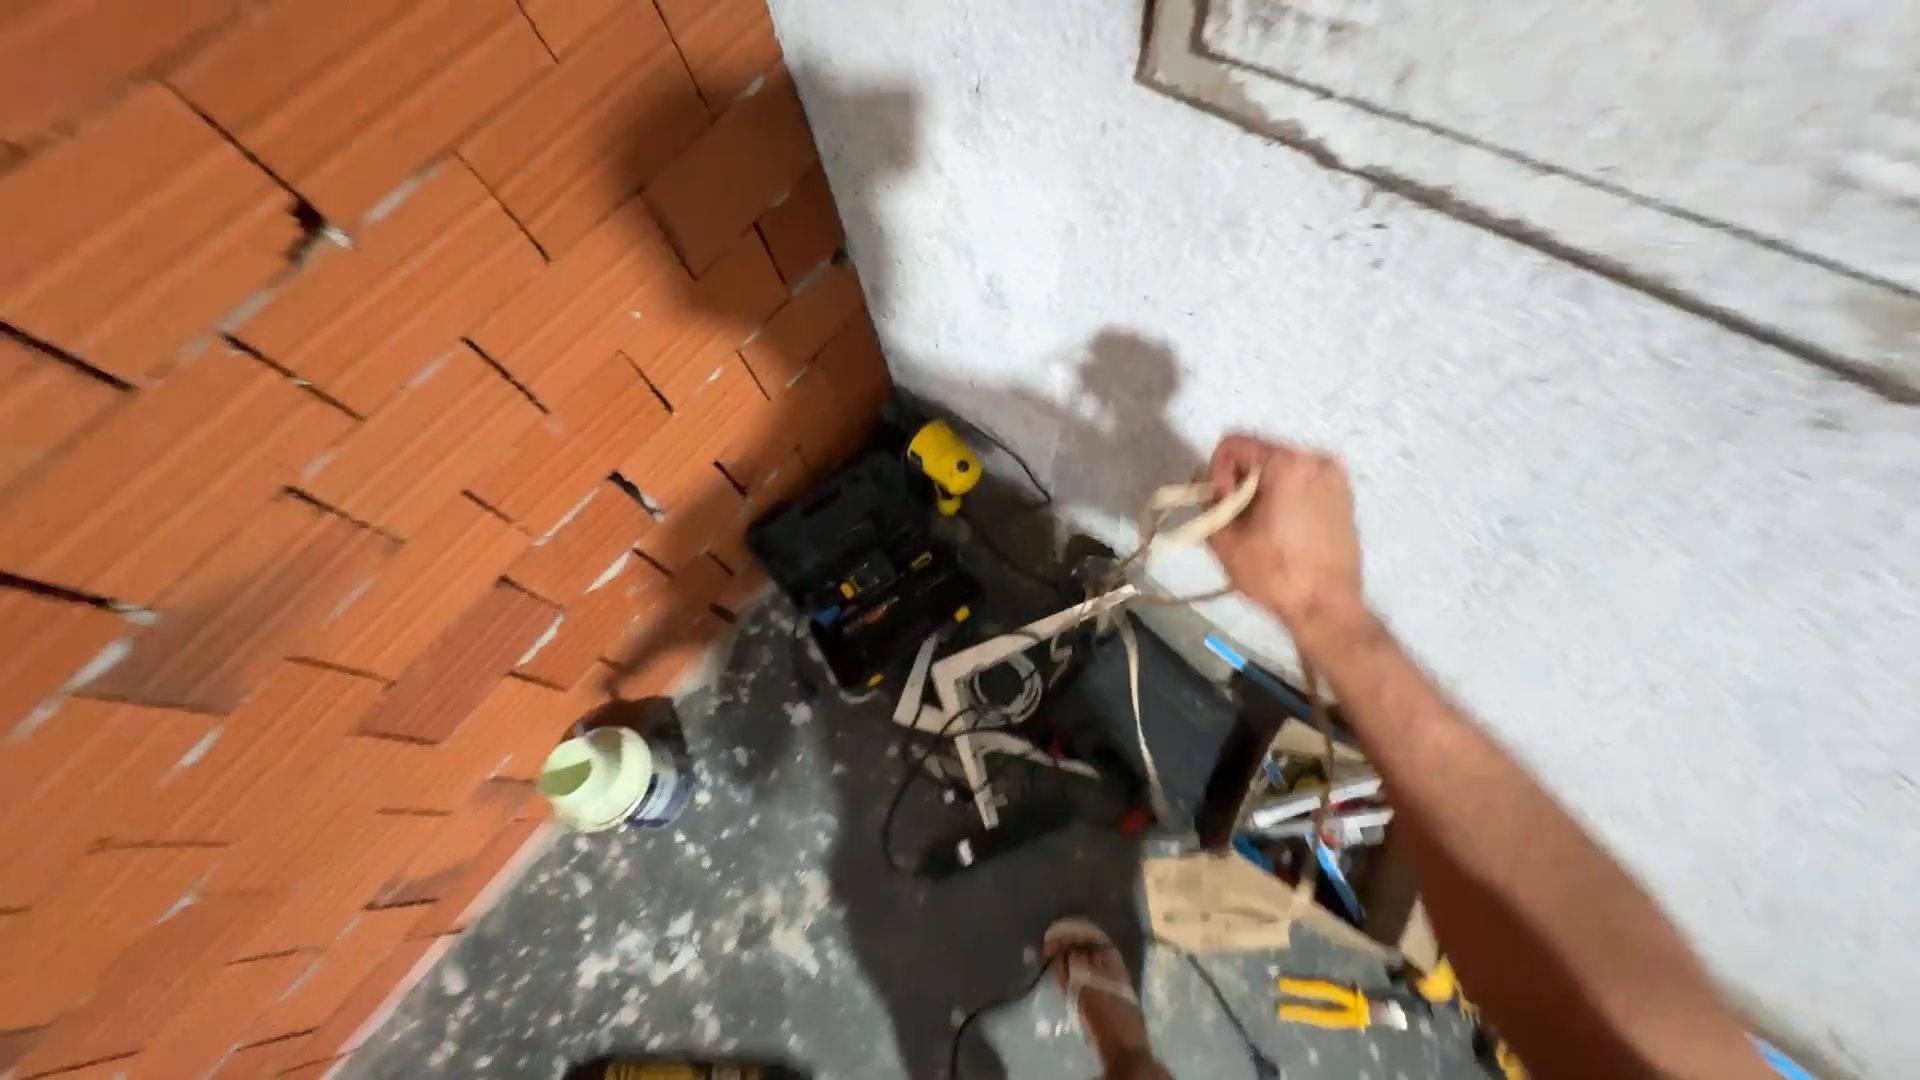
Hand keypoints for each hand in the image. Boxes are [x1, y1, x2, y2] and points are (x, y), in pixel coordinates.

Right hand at [1206, 434, 1366, 639]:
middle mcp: (1317, 459)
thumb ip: (1209, 502)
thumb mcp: (1225, 540)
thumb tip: (1209, 486)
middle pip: (1258, 453)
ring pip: (1279, 468)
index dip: (1217, 472)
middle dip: (1239, 480)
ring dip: (1260, 489)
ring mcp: (1335, 476)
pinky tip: (1280, 528)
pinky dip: (1283, 495)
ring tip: (1256, 525)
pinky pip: (1301, 482)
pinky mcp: (1343, 495)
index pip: (1233, 444)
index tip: (1222, 505)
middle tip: (1234, 517)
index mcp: (1288, 463)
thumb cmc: (1275, 574)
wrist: (1327, 607)